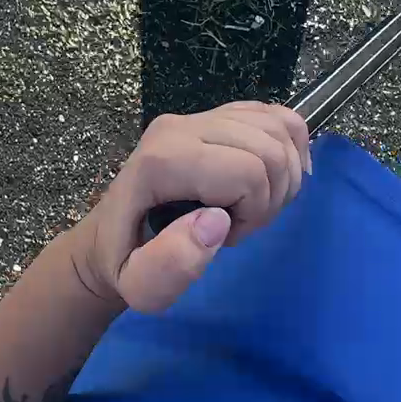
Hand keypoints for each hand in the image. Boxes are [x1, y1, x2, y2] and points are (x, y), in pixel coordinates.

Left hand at [71, 101, 310, 312]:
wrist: (110, 237)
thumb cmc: (126, 265)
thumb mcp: (139, 287)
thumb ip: (170, 265)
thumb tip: (215, 220)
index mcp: (161, 162)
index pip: (248, 171)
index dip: (254, 212)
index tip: (225, 238)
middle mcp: (180, 127)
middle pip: (269, 147)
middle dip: (271, 197)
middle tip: (239, 224)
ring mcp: (198, 116)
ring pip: (278, 127)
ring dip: (282, 175)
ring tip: (251, 204)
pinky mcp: (214, 115)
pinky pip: (273, 115)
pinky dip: (290, 147)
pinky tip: (275, 178)